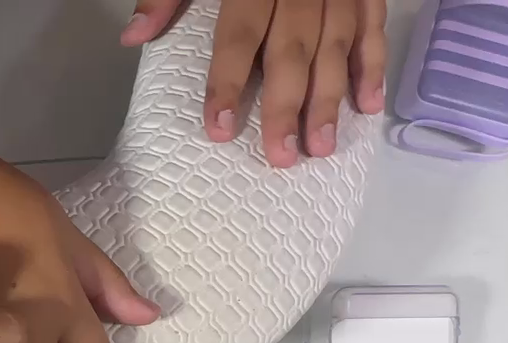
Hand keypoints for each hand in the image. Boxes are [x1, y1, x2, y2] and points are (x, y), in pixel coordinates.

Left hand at [121, 0, 388, 167]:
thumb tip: (133, 35)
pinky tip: (369, 104)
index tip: (219, 130)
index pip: (237, 37)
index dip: (227, 84)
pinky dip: (374, 62)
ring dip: (332, 96)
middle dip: (288, 105)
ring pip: (337, 42)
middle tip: (282, 156)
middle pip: (292, 49)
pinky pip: (373, 20)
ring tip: (322, 147)